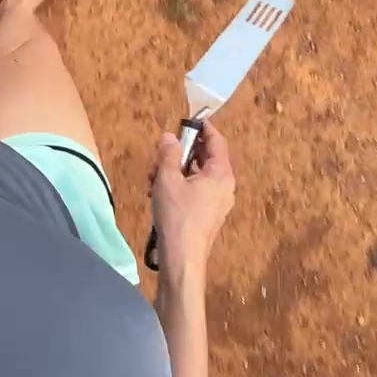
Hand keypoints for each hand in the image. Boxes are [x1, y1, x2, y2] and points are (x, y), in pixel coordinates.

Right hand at [149, 120, 235, 273]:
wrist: (182, 257)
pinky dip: (177, 186)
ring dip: (173, 171)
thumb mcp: (168, 178)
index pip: (217, 141)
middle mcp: (224, 186)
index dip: (203, 128)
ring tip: (152, 178)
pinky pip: (194, 190)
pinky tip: (156, 192)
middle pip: (204, 158)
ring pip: (196, 175)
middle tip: (160, 155)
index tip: (189, 119)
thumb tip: (170, 137)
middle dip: (180, 153)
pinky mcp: (207, 214)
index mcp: (221, 174)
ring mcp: (217, 202)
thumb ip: (169, 154)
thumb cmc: (177, 214)